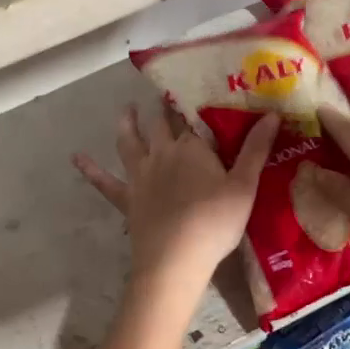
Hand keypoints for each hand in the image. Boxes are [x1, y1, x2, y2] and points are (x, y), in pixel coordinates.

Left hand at [75, 105, 279, 286]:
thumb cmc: (215, 223)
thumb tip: (272, 114)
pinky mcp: (126, 199)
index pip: (196, 120)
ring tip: (126, 110)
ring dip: (127, 124)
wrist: (175, 259)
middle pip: (162, 125)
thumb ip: (256, 150)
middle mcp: (163, 153)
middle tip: (162, 94)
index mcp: (193, 147)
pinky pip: (104, 181)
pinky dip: (91, 169)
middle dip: (163, 109)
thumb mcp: (245, 187)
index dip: (198, 105)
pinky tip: (77, 158)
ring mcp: (140, 175)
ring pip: (130, 142)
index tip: (198, 90)